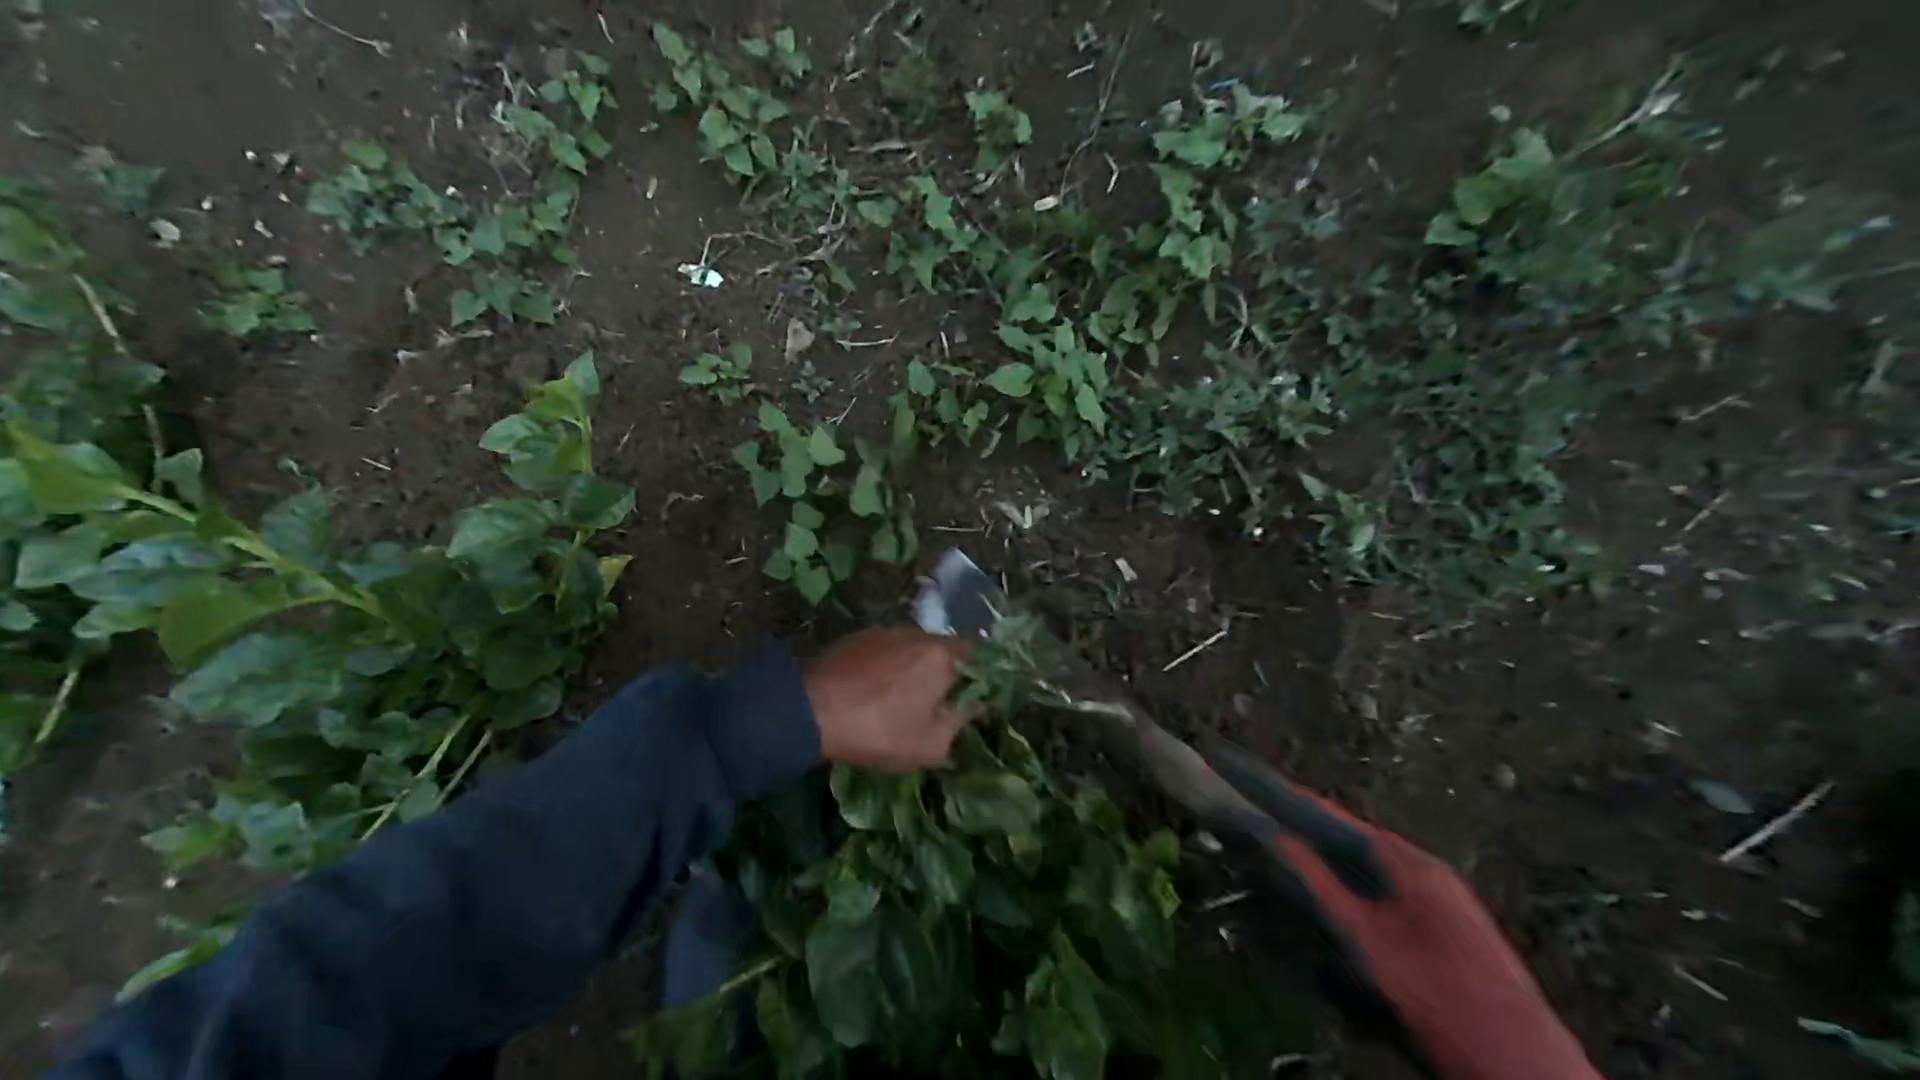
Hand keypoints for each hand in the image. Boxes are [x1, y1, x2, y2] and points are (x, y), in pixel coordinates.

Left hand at [804, 627, 970, 771]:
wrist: (809, 711)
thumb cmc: (879, 731)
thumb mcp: (930, 744)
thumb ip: (959, 721)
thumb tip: (974, 705)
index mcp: (942, 655)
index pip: (978, 649)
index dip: (982, 668)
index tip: (976, 691)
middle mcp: (917, 633)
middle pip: (944, 647)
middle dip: (946, 671)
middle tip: (939, 701)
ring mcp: (884, 632)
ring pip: (913, 647)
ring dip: (915, 668)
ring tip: (902, 699)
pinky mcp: (857, 638)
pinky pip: (886, 650)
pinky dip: (888, 666)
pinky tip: (874, 691)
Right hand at [1206, 744, 1599, 1079]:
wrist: (1521, 1070)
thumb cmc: (1433, 998)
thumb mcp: (1359, 937)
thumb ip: (1308, 879)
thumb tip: (1259, 828)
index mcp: (1397, 857)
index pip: (1316, 808)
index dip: (1265, 785)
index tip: (1223, 759)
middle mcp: (1415, 864)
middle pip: (1332, 833)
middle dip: (1283, 822)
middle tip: (1236, 816)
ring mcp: (1432, 896)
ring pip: (1350, 864)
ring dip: (1307, 860)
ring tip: (1268, 860)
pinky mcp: (1439, 926)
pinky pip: (1370, 892)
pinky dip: (1335, 889)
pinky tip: (1320, 907)